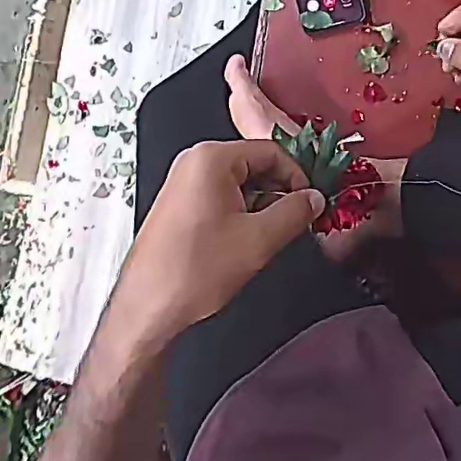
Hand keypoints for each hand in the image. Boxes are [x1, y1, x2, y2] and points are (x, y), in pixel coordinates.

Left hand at [108, 140, 322, 342]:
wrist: (146, 309)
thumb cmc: (195, 270)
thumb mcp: (259, 239)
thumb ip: (295, 212)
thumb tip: (314, 198)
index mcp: (212, 158)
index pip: (271, 151)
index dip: (297, 176)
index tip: (310, 201)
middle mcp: (195, 162)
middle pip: (255, 164)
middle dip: (279, 191)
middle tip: (296, 219)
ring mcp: (184, 182)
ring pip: (240, 182)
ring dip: (261, 204)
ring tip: (270, 235)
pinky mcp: (180, 203)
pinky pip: (222, 194)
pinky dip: (242, 211)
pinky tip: (247, 239)